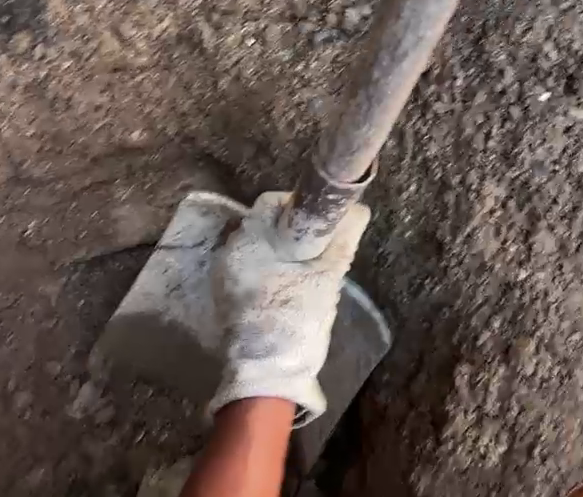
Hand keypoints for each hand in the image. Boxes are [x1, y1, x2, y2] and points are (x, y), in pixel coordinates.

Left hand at [209, 192, 370, 423]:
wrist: (266, 379)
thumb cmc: (295, 321)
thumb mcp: (326, 278)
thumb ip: (342, 241)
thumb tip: (360, 211)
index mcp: (250, 240)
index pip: (270, 203)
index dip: (296, 205)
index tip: (317, 222)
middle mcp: (229, 252)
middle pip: (262, 224)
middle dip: (289, 229)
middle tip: (314, 245)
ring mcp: (223, 277)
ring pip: (255, 247)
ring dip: (278, 250)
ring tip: (303, 266)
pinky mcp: (224, 299)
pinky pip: (247, 269)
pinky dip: (266, 269)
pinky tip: (285, 285)